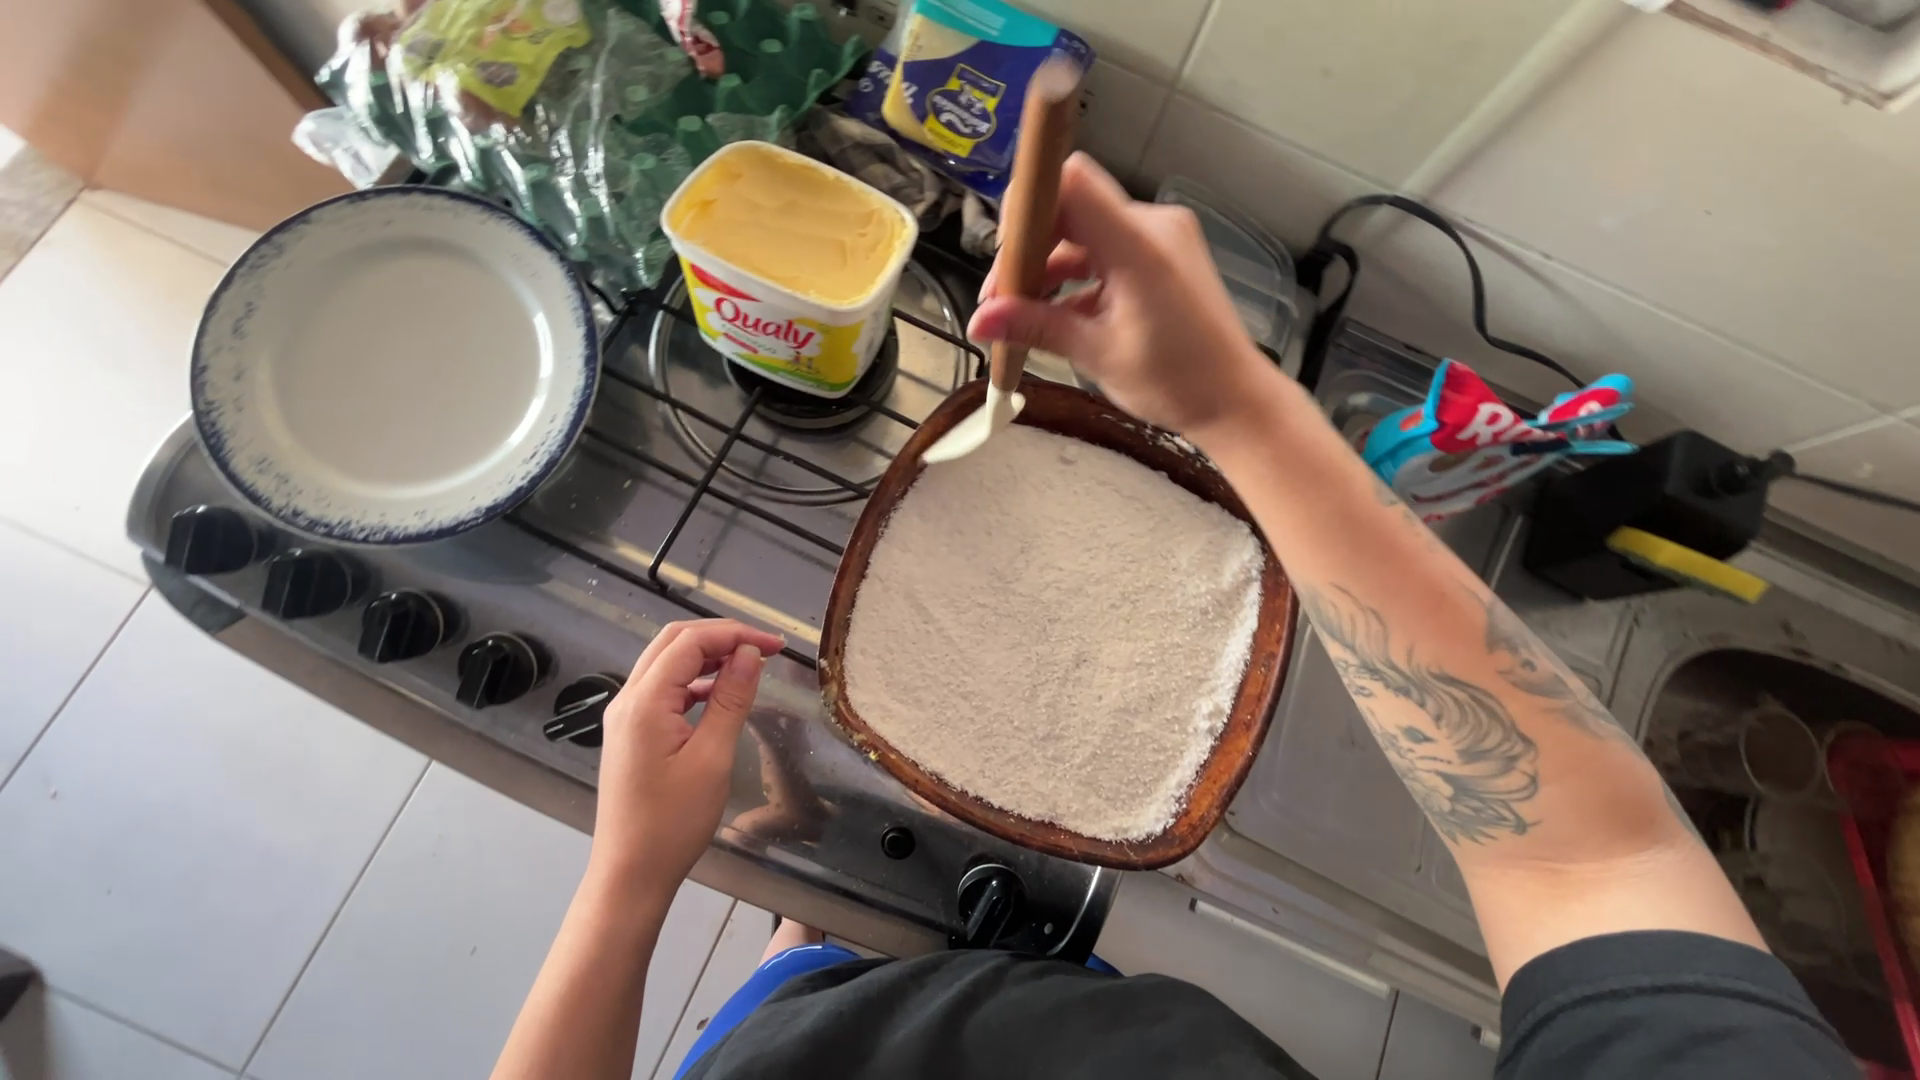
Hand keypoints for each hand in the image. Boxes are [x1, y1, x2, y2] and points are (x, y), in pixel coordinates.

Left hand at [589, 619, 784, 899]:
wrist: (630, 874)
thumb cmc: (674, 822)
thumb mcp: (712, 757)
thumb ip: (732, 699)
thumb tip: (750, 654)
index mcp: (644, 702)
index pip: (690, 641)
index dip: (735, 634)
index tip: (775, 645)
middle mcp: (627, 699)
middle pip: (674, 642)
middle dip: (721, 636)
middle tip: (764, 648)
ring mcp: (625, 716)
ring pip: (667, 662)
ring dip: (708, 655)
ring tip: (749, 665)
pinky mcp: (631, 732)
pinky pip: (663, 688)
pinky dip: (695, 679)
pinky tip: (721, 694)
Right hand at [970, 153, 1284, 439]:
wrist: (1234, 400)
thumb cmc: (1176, 382)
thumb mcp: (1097, 355)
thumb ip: (1036, 327)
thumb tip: (979, 321)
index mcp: (1139, 246)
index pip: (1072, 182)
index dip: (1029, 203)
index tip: (1004, 252)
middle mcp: (1152, 227)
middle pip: (1071, 208)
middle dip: (1029, 250)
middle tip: (1000, 301)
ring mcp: (1159, 239)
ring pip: (1084, 233)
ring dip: (1049, 268)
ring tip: (1021, 316)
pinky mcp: (1161, 256)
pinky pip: (1105, 251)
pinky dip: (1076, 278)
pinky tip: (1056, 316)